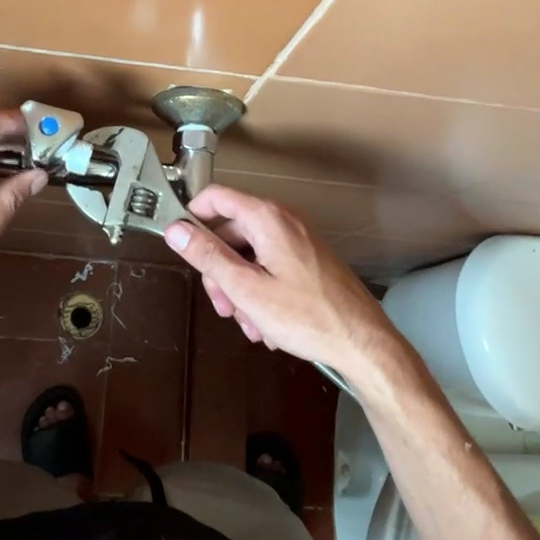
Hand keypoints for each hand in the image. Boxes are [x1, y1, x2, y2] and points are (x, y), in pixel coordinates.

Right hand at [161, 185, 394, 377]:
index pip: (215, 198)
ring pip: (250, 255)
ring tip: (250, 325)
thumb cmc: (308, 317)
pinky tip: (267, 324)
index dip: (192, 218)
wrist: (362, 341)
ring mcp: (297, 240)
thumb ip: (208, 257)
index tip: (181, 247)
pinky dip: (261, 292)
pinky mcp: (307, 260)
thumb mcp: (246, 289)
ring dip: (241, 289)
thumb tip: (176, 230)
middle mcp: (283, 221)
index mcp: (266, 219)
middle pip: (231, 232)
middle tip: (223, 307)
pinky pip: (270, 267)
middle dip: (220, 270)